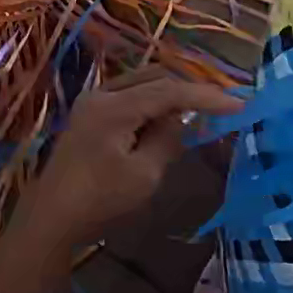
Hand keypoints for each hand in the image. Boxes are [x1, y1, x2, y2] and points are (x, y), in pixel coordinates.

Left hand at [20, 71, 242, 248]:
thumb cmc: (99, 199)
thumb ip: (167, 140)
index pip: (169, 91)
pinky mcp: (87, 115)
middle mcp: (99, 94)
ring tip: (197, 113)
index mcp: (114, 107)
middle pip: (153, 77)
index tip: (240, 105)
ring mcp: (90, 102)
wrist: (52, 214)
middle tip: (220, 106)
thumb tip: (178, 119)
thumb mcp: (144, 174)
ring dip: (168, 95)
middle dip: (187, 90)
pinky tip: (164, 121)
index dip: (206, 96)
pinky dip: (149, 103)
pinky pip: (126, 96)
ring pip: (139, 84)